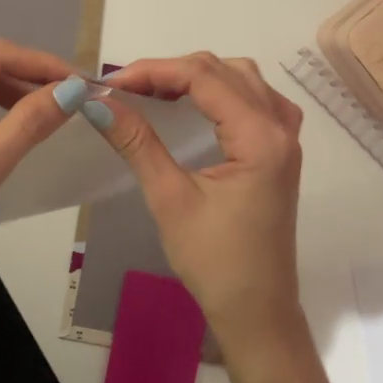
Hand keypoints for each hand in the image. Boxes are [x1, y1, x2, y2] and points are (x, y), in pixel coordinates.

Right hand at [92, 54, 305, 354]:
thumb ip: (137, 142)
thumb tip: (98, 102)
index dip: (154, 71)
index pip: (203, 77)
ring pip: (242, 78)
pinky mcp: (279, 152)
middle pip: (223, 70)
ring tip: (155, 91)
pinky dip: (221, 90)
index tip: (112, 84)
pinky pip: (254, 99)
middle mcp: (280, 128)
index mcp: (260, 137)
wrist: (257, 312)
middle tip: (127, 89)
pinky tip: (195, 105)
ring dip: (198, 75)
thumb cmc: (215, 261)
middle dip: (171, 70)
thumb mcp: (169, 198)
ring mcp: (285, 139)